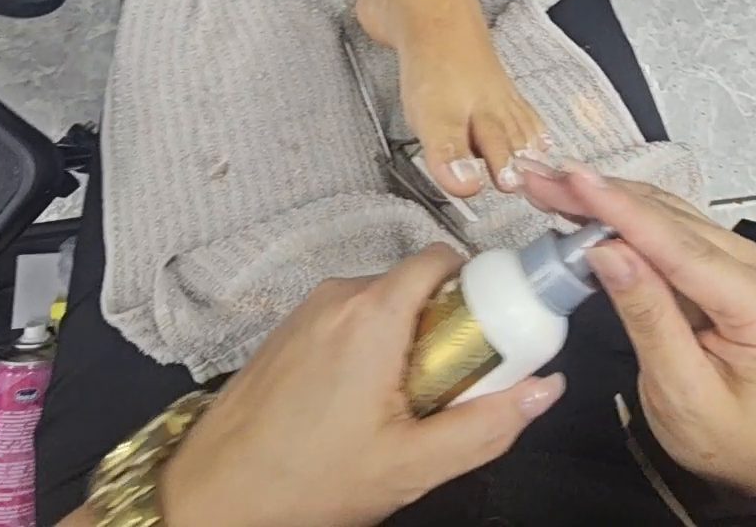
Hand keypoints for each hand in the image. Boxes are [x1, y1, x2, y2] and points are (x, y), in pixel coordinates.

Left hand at [159, 244, 566, 526]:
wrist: (213, 496)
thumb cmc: (306, 480)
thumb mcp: (411, 465)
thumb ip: (487, 424)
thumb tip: (543, 388)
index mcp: (374, 313)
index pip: (442, 258)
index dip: (474, 285)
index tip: (486, 330)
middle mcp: (341, 294)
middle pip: (416, 282)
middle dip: (444, 322)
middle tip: (448, 380)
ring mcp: (311, 307)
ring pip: (384, 300)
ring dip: (406, 335)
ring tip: (402, 401)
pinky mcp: (292, 325)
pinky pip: (351, 315)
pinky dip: (371, 341)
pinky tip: (360, 399)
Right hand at [521, 165, 755, 495]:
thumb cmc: (724, 439)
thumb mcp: (680, 393)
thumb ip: (647, 317)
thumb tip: (606, 251)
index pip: (684, 250)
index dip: (625, 211)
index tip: (577, 181)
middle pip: (670, 221)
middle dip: (600, 197)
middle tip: (540, 180)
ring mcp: (742, 258)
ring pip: (664, 212)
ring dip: (604, 197)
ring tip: (550, 184)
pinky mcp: (720, 256)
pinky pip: (664, 224)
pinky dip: (619, 211)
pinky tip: (582, 201)